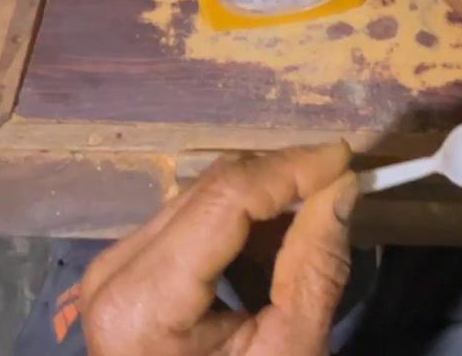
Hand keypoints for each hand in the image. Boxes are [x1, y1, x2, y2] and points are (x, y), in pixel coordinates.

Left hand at [82, 143, 358, 354]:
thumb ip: (314, 267)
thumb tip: (341, 184)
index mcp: (144, 303)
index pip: (228, 197)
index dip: (291, 167)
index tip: (346, 158)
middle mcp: (115, 271)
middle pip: (215, 188)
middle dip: (284, 177)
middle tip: (341, 181)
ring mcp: (114, 266)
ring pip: (206, 193)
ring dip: (267, 195)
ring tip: (315, 211)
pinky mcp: (126, 267)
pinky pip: (193, 215)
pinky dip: (243, 217)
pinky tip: (276, 237)